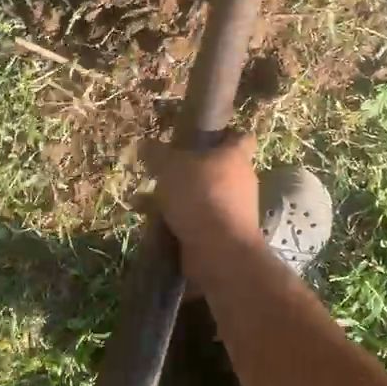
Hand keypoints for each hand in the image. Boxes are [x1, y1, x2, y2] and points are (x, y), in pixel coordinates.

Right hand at [144, 131, 263, 281]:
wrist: (221, 251)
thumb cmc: (201, 196)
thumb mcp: (171, 168)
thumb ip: (157, 154)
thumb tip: (145, 144)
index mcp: (235, 156)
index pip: (241, 137)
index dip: (224, 134)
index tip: (202, 137)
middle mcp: (241, 180)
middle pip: (218, 168)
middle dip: (192, 170)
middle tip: (165, 170)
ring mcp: (236, 209)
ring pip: (205, 195)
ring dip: (181, 198)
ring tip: (149, 199)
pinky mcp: (226, 233)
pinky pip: (200, 220)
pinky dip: (180, 220)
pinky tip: (153, 222)